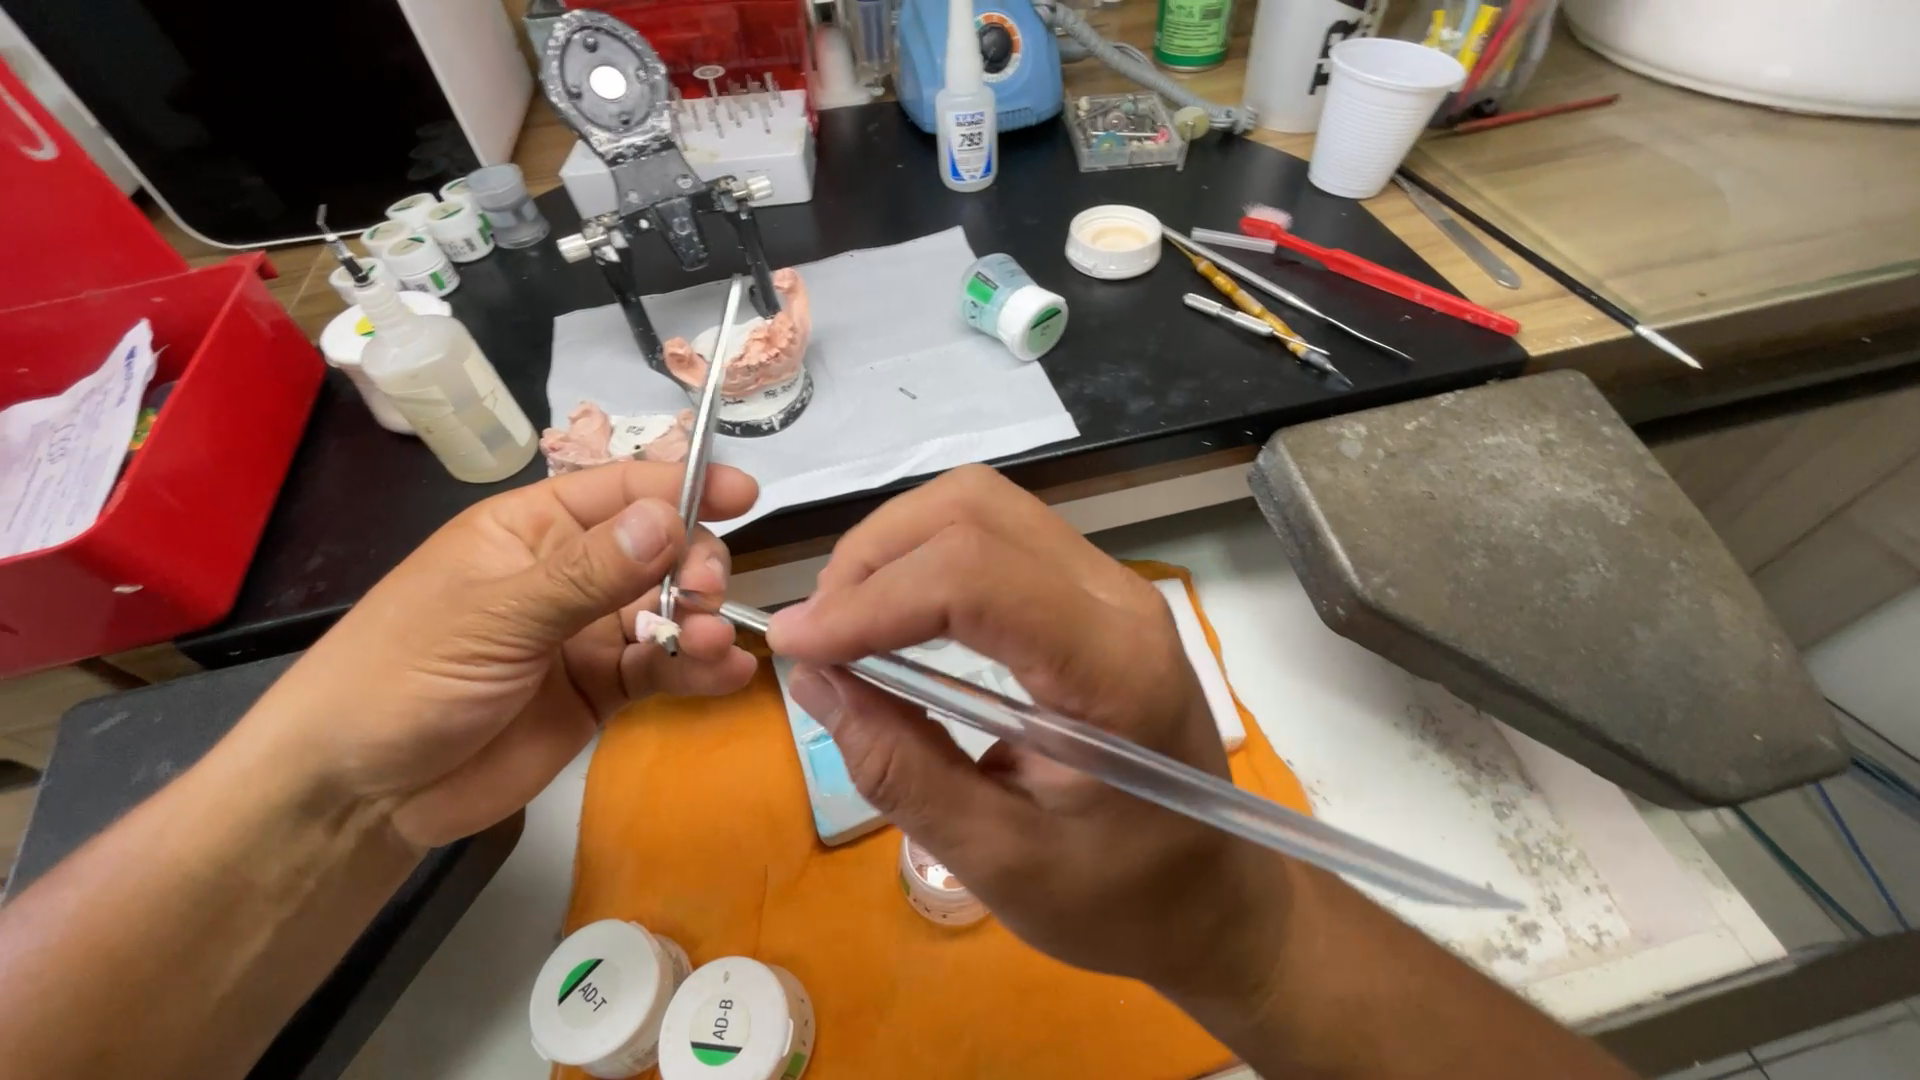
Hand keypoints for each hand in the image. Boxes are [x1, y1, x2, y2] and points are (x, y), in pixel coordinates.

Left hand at [246, 462, 760, 850]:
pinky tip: (727, 676)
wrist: (359, 797)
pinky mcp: (604, 688)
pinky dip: (699, 670)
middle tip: (705, 593)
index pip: (620, 490)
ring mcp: (591, 633)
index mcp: (533, 530)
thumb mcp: (492, 616)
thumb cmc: (400, 678)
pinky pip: (664, 669)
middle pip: (661, 550)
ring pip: (670, 611)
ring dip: (702, 622)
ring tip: (713, 644)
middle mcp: (572, 574)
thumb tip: (668, 519)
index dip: (682, 485)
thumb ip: (587, 573)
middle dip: (695, 564)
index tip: (742, 494)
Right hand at [765, 466, 1290, 1001]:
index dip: (871, 599)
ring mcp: (1108, 584)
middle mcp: (1117, 597)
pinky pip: (996, 535)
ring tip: (848, 622)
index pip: (976, 578)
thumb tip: (815, 679)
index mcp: (1113, 668)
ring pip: (982, 506)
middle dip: (875, 555)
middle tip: (822, 633)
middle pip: (975, 510)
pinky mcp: (1091, 592)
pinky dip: (927, 558)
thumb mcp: (1000, 859)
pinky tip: (896, 615)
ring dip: (896, 548)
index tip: (798, 646)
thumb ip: (901, 768)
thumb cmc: (1122, 896)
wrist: (1215, 893)